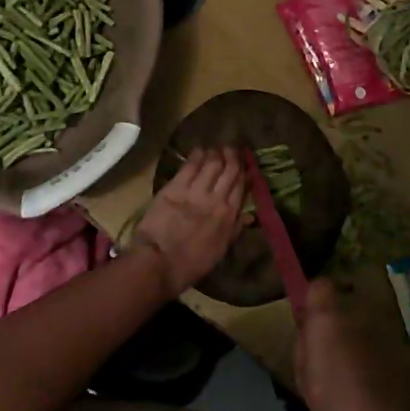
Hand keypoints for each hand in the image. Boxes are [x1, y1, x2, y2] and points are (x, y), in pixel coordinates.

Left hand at [130, 147, 246, 294]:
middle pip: (228, 173)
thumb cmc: (190, 263)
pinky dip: (196, 157)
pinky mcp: (175, 188)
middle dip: (232, 158)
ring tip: (217, 147)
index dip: (244, 174)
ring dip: (215, 154)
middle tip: (233, 148)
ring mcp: (195, 192)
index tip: (246, 164)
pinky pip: (189, 167)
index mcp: (229, 218)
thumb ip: (234, 229)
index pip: (241, 189)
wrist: (160, 261)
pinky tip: (199, 149)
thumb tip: (249, 216)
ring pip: (211, 166)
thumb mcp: (220, 250)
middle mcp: (216, 200)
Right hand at [295, 278, 409, 410]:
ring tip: (339, 379)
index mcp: (331, 320)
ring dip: (348, 346)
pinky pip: (373, 353)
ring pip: (357, 334)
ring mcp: (385, 340)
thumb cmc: (339, 402)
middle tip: (316, 356)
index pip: (319, 286)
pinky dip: (366, 364)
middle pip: (338, 312)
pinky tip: (361, 392)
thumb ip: (303, 340)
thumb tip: (306, 323)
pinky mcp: (403, 363)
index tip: (302, 317)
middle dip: (328, 326)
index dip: (310, 297)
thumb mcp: (303, 372)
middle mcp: (360, 321)